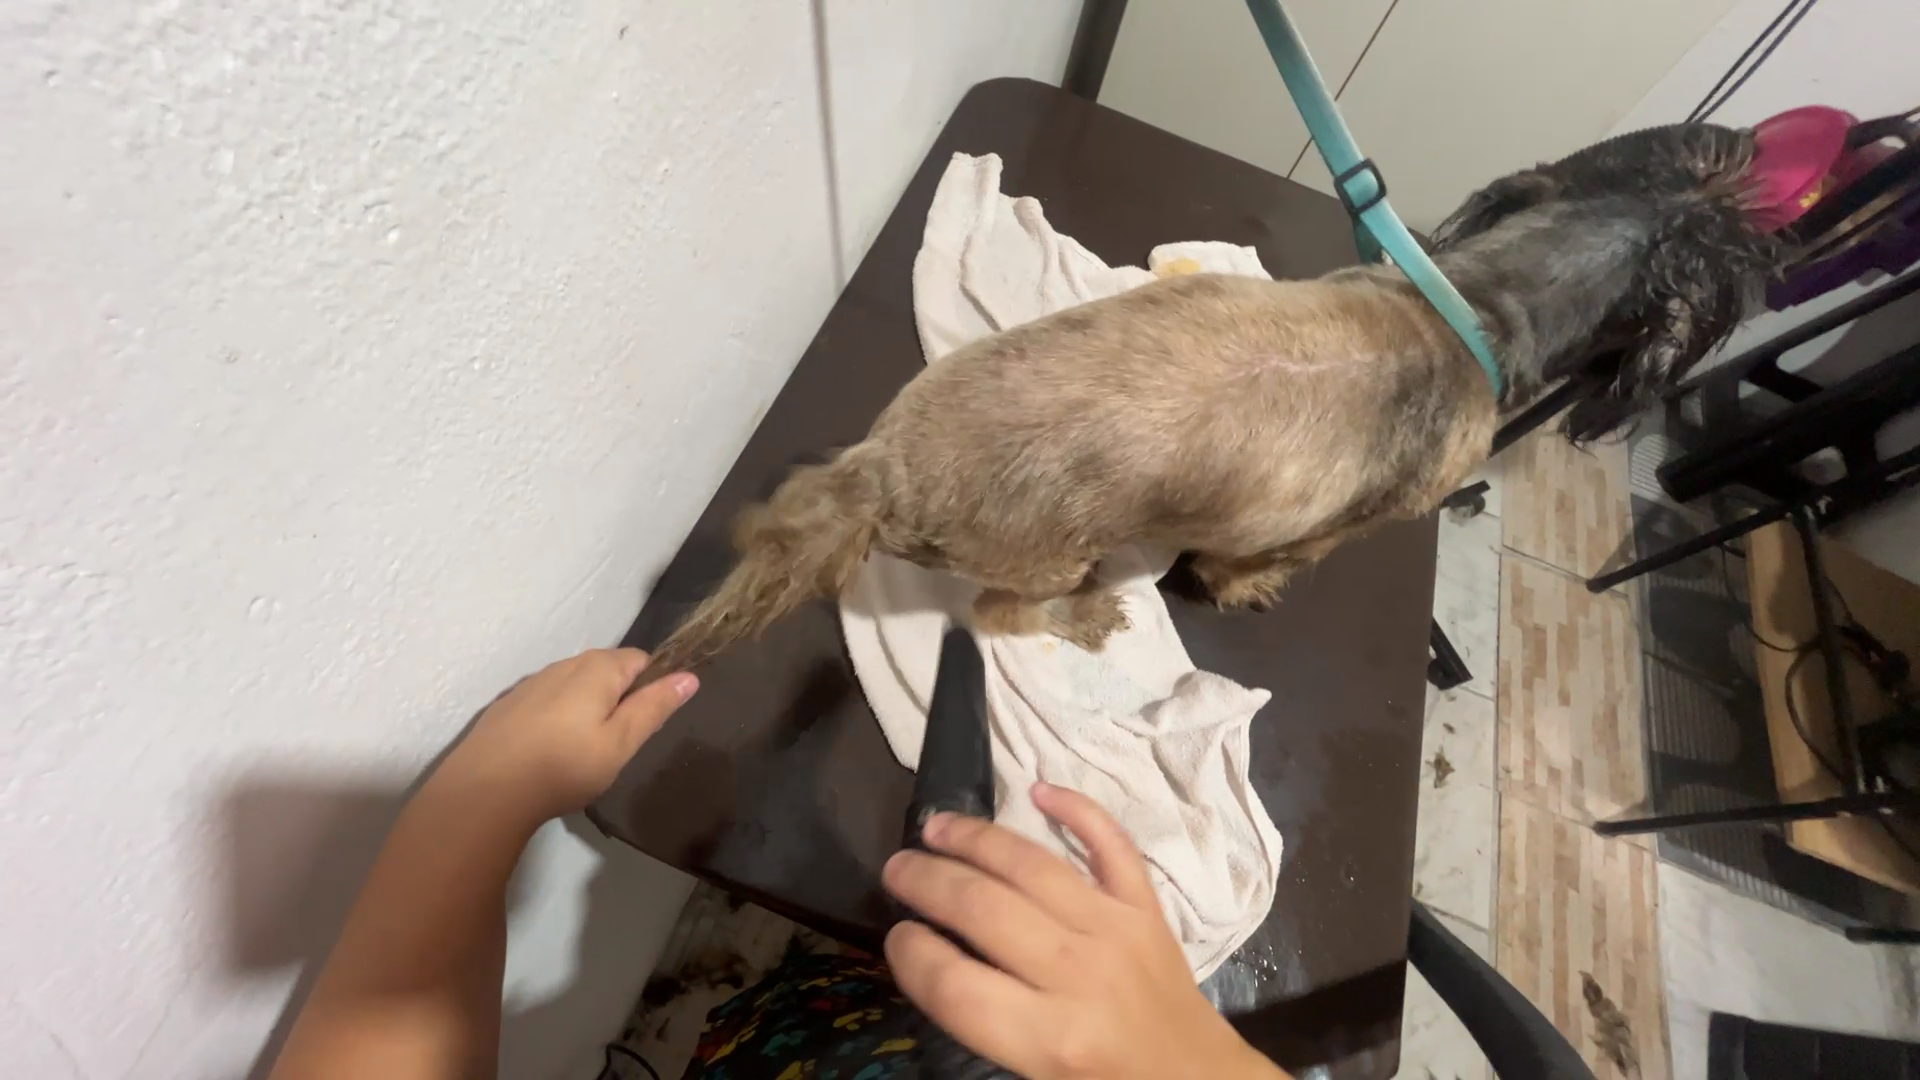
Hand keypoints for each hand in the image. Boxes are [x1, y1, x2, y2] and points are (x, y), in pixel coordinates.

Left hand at [437, 648, 696, 825]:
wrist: (479, 796)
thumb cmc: (563, 767)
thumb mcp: (621, 742)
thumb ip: (656, 706)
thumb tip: (690, 676)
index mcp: (599, 668)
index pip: (642, 660)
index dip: (650, 688)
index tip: (642, 724)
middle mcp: (566, 665)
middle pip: (608, 670)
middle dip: (618, 697)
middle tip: (614, 743)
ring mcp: (531, 683)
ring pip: (575, 686)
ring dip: (586, 707)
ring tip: (580, 751)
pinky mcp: (506, 706)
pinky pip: (547, 701)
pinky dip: (556, 718)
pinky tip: (546, 752)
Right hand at [883, 784, 1285, 1079]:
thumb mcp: (1036, 1075)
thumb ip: (985, 1016)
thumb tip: (935, 948)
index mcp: (1050, 1041)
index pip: (957, 987)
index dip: (913, 954)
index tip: (895, 933)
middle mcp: (1079, 975)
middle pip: (985, 911)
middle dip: (928, 883)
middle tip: (896, 866)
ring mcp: (1116, 929)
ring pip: (1033, 866)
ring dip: (977, 840)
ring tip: (937, 825)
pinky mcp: (1146, 905)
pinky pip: (1111, 844)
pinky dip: (1077, 809)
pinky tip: (1039, 790)